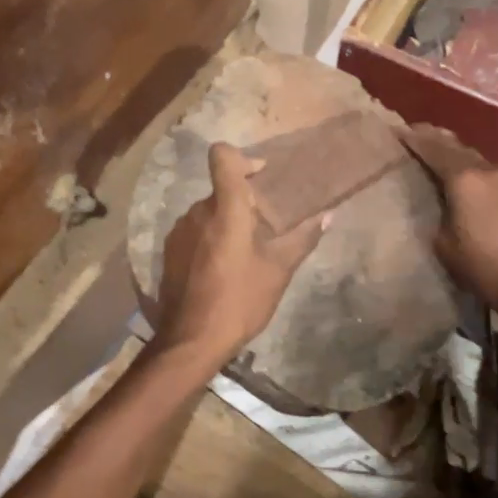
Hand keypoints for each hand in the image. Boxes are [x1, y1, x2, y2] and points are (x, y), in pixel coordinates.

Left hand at [152, 142, 327, 366]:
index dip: (241, 157)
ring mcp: (179, 231)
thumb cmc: (240, 300)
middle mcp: (197, 211)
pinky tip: (223, 270)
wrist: (190, 341)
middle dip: (243, 203)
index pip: (222, 156)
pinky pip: (194, 233)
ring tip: (245, 254)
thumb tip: (328, 215)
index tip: (261, 177)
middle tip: (266, 229)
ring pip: (208, 213)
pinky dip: (210, 241)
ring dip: (226, 224)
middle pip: (222, 190)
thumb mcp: (278, 271)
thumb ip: (302, 238)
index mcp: (225, 208)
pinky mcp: (169, 252)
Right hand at [401, 124, 497, 316]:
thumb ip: (440, 214)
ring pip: (481, 162)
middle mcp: (491, 172)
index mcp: (466, 180)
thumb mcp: (444, 245)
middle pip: (459, 149)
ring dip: (462, 158)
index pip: (434, 151)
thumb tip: (443, 204)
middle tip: (421, 133)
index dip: (415, 140)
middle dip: (438, 140)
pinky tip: (477, 184)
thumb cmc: (483, 269)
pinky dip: (481, 175)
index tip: (400, 131)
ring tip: (446, 157)